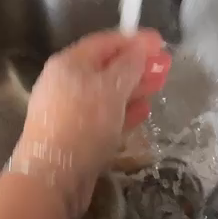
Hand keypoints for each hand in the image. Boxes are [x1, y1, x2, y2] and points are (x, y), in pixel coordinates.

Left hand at [9, 29, 170, 218]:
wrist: (52, 178)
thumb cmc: (83, 124)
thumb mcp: (111, 89)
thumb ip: (129, 65)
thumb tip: (141, 47)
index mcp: (69, 63)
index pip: (106, 42)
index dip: (135, 40)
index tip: (160, 42)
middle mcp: (66, 82)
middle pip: (107, 66)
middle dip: (138, 65)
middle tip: (165, 65)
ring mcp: (69, 109)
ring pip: (107, 92)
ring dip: (134, 87)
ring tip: (159, 85)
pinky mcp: (75, 134)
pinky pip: (103, 115)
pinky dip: (123, 110)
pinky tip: (142, 111)